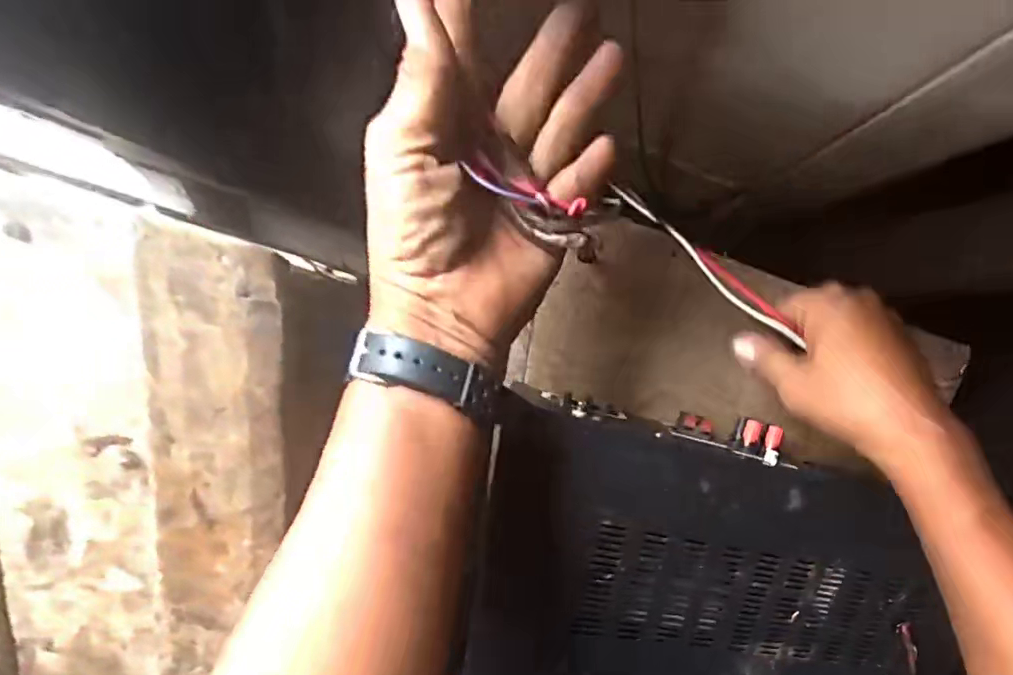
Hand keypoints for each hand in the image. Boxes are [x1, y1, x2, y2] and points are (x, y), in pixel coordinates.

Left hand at [366, 0, 620, 363]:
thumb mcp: (400, 147)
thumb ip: (421, 80)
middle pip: (528, 87)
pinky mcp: (552, 218)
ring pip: (560, 129)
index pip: (461, 51)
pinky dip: (589, 168)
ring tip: (612, 57)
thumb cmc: (410, 228)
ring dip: (585, 96)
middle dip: (553, 51)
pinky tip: (606, 143)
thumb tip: (418, 0)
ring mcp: (526, 182)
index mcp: (445, 119)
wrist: (444, 307)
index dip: (471, 10)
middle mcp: (491, 142)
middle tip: (581, 10)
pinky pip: (575, 185)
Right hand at [732, 285, 960, 469]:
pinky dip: (858, 357)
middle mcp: (858, 298)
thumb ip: (765, 358)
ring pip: (843, 328)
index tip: (775, 365)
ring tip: (832, 387)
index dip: (774, 335)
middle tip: (803, 380)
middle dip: (805, 341)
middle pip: (816, 314)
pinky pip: (868, 340)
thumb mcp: (794, 385)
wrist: (909, 426)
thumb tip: (740, 341)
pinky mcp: (904, 337)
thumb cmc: (846, 404)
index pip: (784, 306)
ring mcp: (885, 316)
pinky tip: (858, 387)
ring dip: (832, 350)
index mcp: (828, 302)